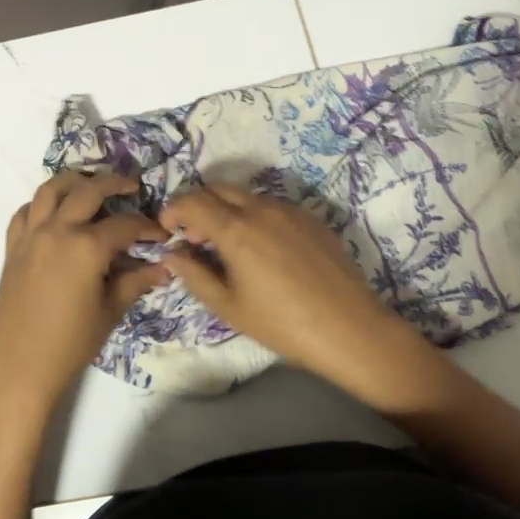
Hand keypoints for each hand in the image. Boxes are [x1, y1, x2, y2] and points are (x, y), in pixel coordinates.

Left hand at [0, 173, 168, 414]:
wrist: (18, 367)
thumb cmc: (69, 344)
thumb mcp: (109, 312)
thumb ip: (135, 282)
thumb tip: (165, 267)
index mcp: (86, 247)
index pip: (124, 225)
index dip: (147, 226)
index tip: (161, 234)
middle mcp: (57, 230)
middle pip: (88, 190)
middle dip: (113, 183)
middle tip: (131, 186)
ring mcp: (31, 236)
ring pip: (50, 189)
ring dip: (73, 181)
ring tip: (91, 184)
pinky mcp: (13, 247)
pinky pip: (26, 212)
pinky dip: (41, 203)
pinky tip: (55, 212)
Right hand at [156, 184, 408, 390]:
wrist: (350, 330)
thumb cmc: (282, 324)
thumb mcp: (229, 307)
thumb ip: (194, 275)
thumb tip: (172, 253)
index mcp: (236, 230)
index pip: (192, 201)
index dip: (173, 210)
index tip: (168, 230)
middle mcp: (261, 209)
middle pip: (218, 188)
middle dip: (198, 205)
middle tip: (194, 237)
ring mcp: (290, 210)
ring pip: (246, 196)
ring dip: (227, 210)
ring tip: (228, 246)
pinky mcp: (311, 219)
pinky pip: (272, 206)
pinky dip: (254, 217)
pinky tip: (262, 250)